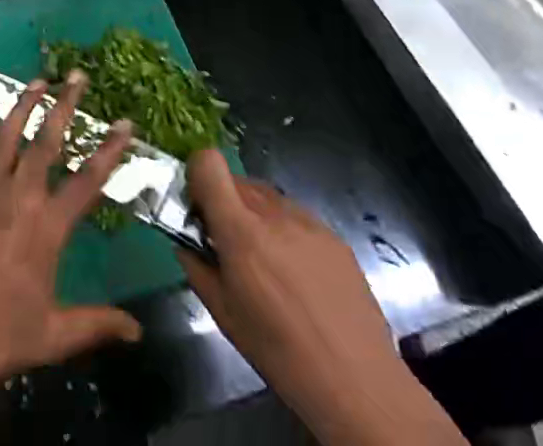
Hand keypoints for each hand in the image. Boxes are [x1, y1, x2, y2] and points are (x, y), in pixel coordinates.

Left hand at [0, 73, 140, 445]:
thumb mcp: (53, 336)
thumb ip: (97, 325)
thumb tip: (137, 332)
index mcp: (46, 228)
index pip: (87, 181)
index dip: (110, 150)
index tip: (125, 122)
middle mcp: (17, 199)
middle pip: (46, 143)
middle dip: (64, 107)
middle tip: (77, 76)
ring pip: (6, 139)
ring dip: (23, 106)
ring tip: (39, 79)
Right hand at [179, 151, 465, 445]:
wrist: (355, 378)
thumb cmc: (277, 349)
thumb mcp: (222, 312)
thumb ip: (197, 267)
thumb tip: (187, 244)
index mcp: (241, 231)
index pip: (209, 164)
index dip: (197, 175)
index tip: (197, 206)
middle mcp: (274, 214)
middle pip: (237, 181)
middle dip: (224, 203)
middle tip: (226, 243)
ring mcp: (308, 221)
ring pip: (267, 197)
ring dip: (254, 215)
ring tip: (264, 261)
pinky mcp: (334, 235)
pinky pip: (296, 216)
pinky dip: (284, 230)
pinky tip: (296, 273)